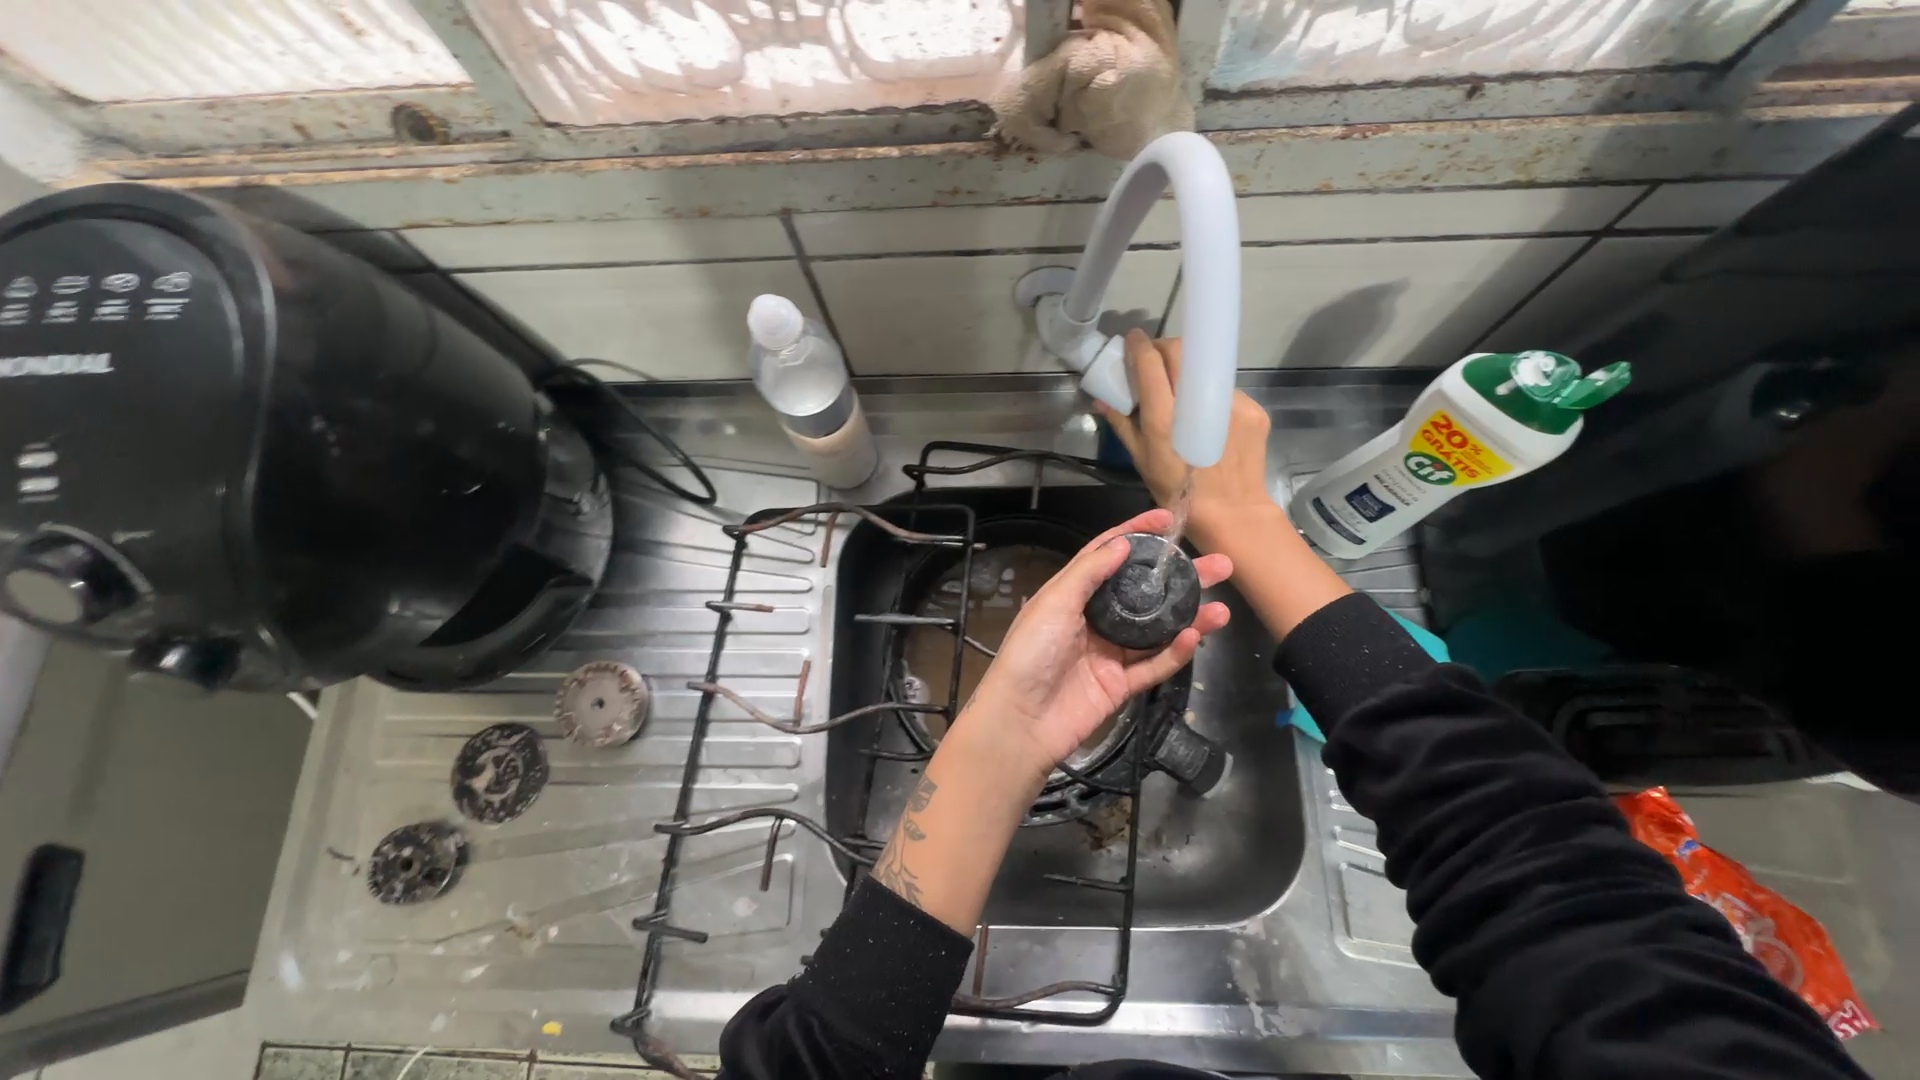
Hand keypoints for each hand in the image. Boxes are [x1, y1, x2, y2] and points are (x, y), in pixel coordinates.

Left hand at [961, 507, 1231, 773]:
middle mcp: (1093, 620)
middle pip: (1143, 592)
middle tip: (1220, 566)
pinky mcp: (1120, 685)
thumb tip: (1122, 545)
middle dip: (1181, 578)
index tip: (1169, 522)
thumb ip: (1088, 573)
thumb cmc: (1029, 654)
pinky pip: (1154, 666)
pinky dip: (1175, 653)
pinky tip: (1194, 637)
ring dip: (1188, 617)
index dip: (1137, 535)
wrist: (1020, 721)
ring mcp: (1109, 653)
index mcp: (1072, 595)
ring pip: (1157, 630)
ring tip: (1221, 609)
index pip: (1107, 556)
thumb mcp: (1053, 603)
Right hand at [1097, 331, 1283, 554]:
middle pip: (1181, 352)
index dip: (1140, 346)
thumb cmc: (1177, 492)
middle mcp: (1199, 403)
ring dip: (1190, 373)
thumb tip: (1103, 399)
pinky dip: (1212, 395)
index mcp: (1165, 419)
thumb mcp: (1142, 460)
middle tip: (1155, 360)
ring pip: (1205, 370)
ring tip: (1184, 395)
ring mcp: (1231, 403)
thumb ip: (1123, 424)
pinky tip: (1208, 417)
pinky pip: (1226, 390)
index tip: (1134, 339)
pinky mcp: (1252, 410)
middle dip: (1165, 349)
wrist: (1231, 512)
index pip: (1151, 363)